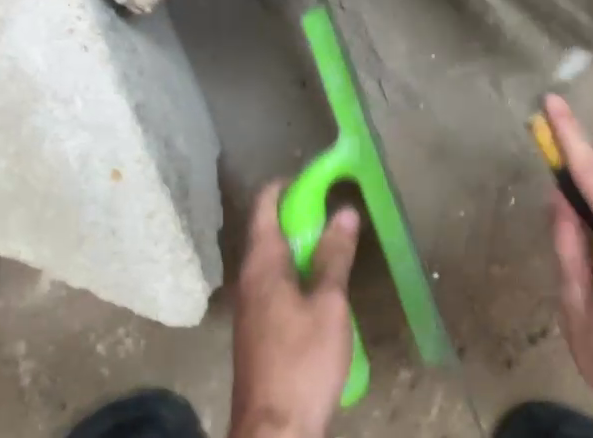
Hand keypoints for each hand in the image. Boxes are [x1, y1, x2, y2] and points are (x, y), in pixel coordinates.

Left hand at [229, 182, 360, 437]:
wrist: (273, 430)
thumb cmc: (302, 361)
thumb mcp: (328, 305)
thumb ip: (335, 257)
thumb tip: (344, 211)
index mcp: (262, 264)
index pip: (265, 206)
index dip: (288, 186)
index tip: (317, 179)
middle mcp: (248, 278)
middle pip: (269, 232)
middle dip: (299, 217)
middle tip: (334, 213)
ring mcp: (249, 307)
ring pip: (273, 261)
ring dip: (300, 248)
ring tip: (334, 248)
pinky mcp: (256, 331)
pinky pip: (274, 286)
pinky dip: (296, 275)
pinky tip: (320, 291)